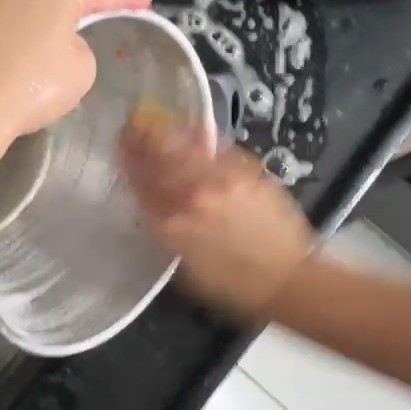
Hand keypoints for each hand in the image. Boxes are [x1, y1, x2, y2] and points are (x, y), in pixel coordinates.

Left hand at [0, 0, 151, 162]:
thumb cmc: (36, 84)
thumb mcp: (82, 68)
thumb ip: (80, 46)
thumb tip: (59, 44)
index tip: (145, 0)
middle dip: (83, 0)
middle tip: (104, 13)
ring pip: (33, 1)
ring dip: (49, 14)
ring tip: (66, 31)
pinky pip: (12, 21)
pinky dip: (25, 31)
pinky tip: (31, 48)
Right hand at [121, 112, 317, 320]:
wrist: (288, 279)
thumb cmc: (235, 285)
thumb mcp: (186, 268)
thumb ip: (168, 233)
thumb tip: (158, 210)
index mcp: (172, 224)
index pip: (141, 183)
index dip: (129, 161)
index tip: (122, 147)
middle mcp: (192, 195)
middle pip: (159, 156)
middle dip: (142, 139)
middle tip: (134, 126)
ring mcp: (221, 179)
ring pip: (186, 145)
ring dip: (168, 132)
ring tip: (159, 123)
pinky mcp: (247, 171)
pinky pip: (217, 147)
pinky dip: (200, 139)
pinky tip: (194, 134)